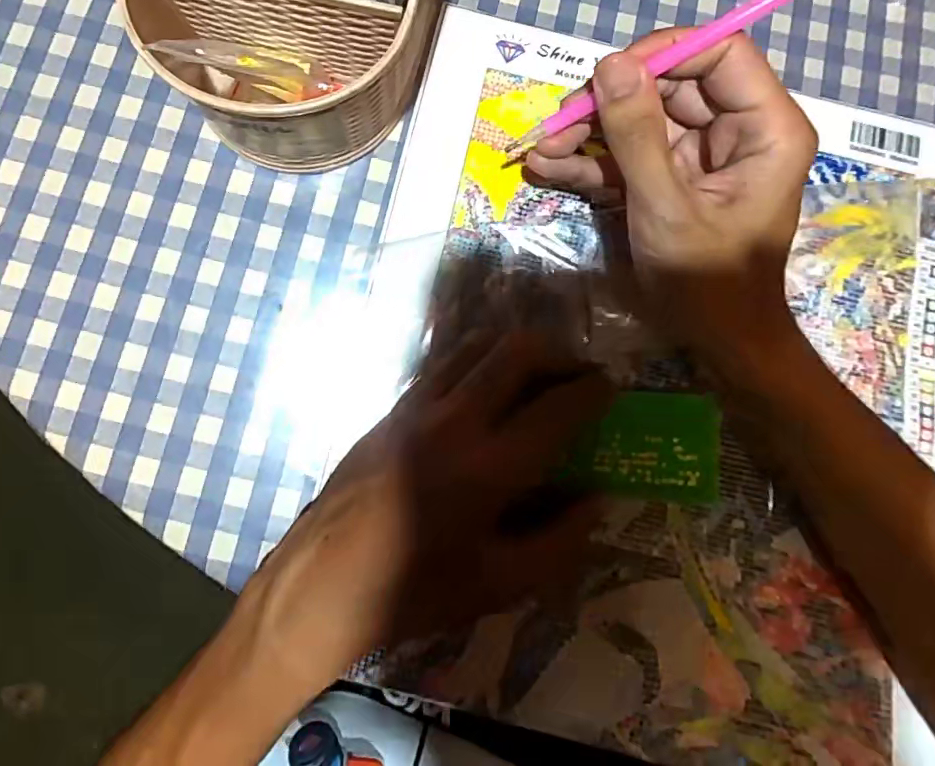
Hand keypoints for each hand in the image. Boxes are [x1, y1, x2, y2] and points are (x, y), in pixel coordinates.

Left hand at [239, 331, 611, 690]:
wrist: (324, 578)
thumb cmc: (415, 590)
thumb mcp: (499, 585)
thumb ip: (560, 542)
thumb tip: (597, 496)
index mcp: (487, 468)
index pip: (557, 408)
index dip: (592, 391)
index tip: (611, 387)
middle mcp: (454, 419)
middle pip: (517, 351)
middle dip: (560, 352)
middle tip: (580, 372)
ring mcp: (418, 404)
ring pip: (477, 345)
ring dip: (517, 347)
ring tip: (539, 369)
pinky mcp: (394, 404)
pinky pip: (446, 362)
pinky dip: (479, 358)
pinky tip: (488, 383)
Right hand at [525, 29, 815, 358]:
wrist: (712, 340)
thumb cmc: (706, 281)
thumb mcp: (666, 206)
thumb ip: (637, 135)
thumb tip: (609, 64)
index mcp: (764, 127)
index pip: (721, 53)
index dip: (663, 53)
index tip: (606, 74)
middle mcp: (735, 128)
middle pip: (668, 83)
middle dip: (609, 101)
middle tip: (560, 123)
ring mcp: (697, 151)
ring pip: (639, 115)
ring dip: (587, 132)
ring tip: (543, 151)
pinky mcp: (667, 173)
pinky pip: (627, 150)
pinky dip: (589, 160)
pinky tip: (548, 169)